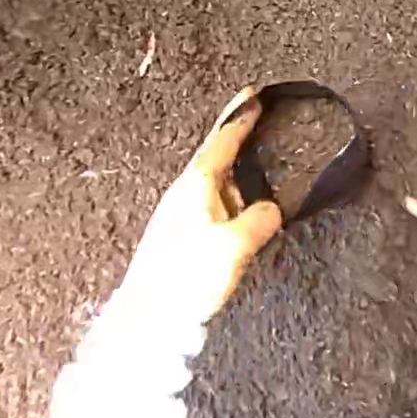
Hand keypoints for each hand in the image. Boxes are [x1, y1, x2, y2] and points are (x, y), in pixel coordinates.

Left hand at [118, 86, 283, 325]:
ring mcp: (179, 213)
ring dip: (235, 171)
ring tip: (256, 168)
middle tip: (255, 120)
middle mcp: (184, 192)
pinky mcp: (179, 234)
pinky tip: (239, 209)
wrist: (145, 323)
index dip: (239, 116)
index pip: (222, 140)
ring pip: (214, 181)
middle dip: (236, 137)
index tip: (253, 93)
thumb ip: (260, 220)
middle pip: (215, 155)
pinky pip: (212, 202)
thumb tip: (271, 209)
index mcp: (196, 185)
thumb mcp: (234, 246)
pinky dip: (229, 196)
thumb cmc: (186, 279)